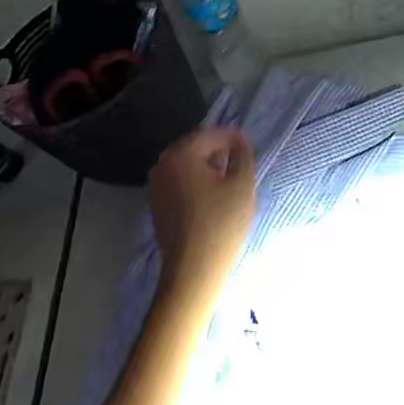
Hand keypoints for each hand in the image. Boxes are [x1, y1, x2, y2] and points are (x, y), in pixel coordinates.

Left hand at [149, 127, 255, 286]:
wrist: (193, 269)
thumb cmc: (221, 224)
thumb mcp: (242, 186)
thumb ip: (242, 156)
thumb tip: (239, 141)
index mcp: (180, 155)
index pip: (209, 135)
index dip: (231, 136)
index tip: (248, 144)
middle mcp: (161, 165)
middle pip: (192, 148)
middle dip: (216, 150)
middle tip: (239, 160)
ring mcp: (155, 186)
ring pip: (184, 166)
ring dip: (205, 166)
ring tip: (228, 178)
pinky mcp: (156, 204)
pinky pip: (177, 183)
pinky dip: (194, 182)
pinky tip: (210, 195)